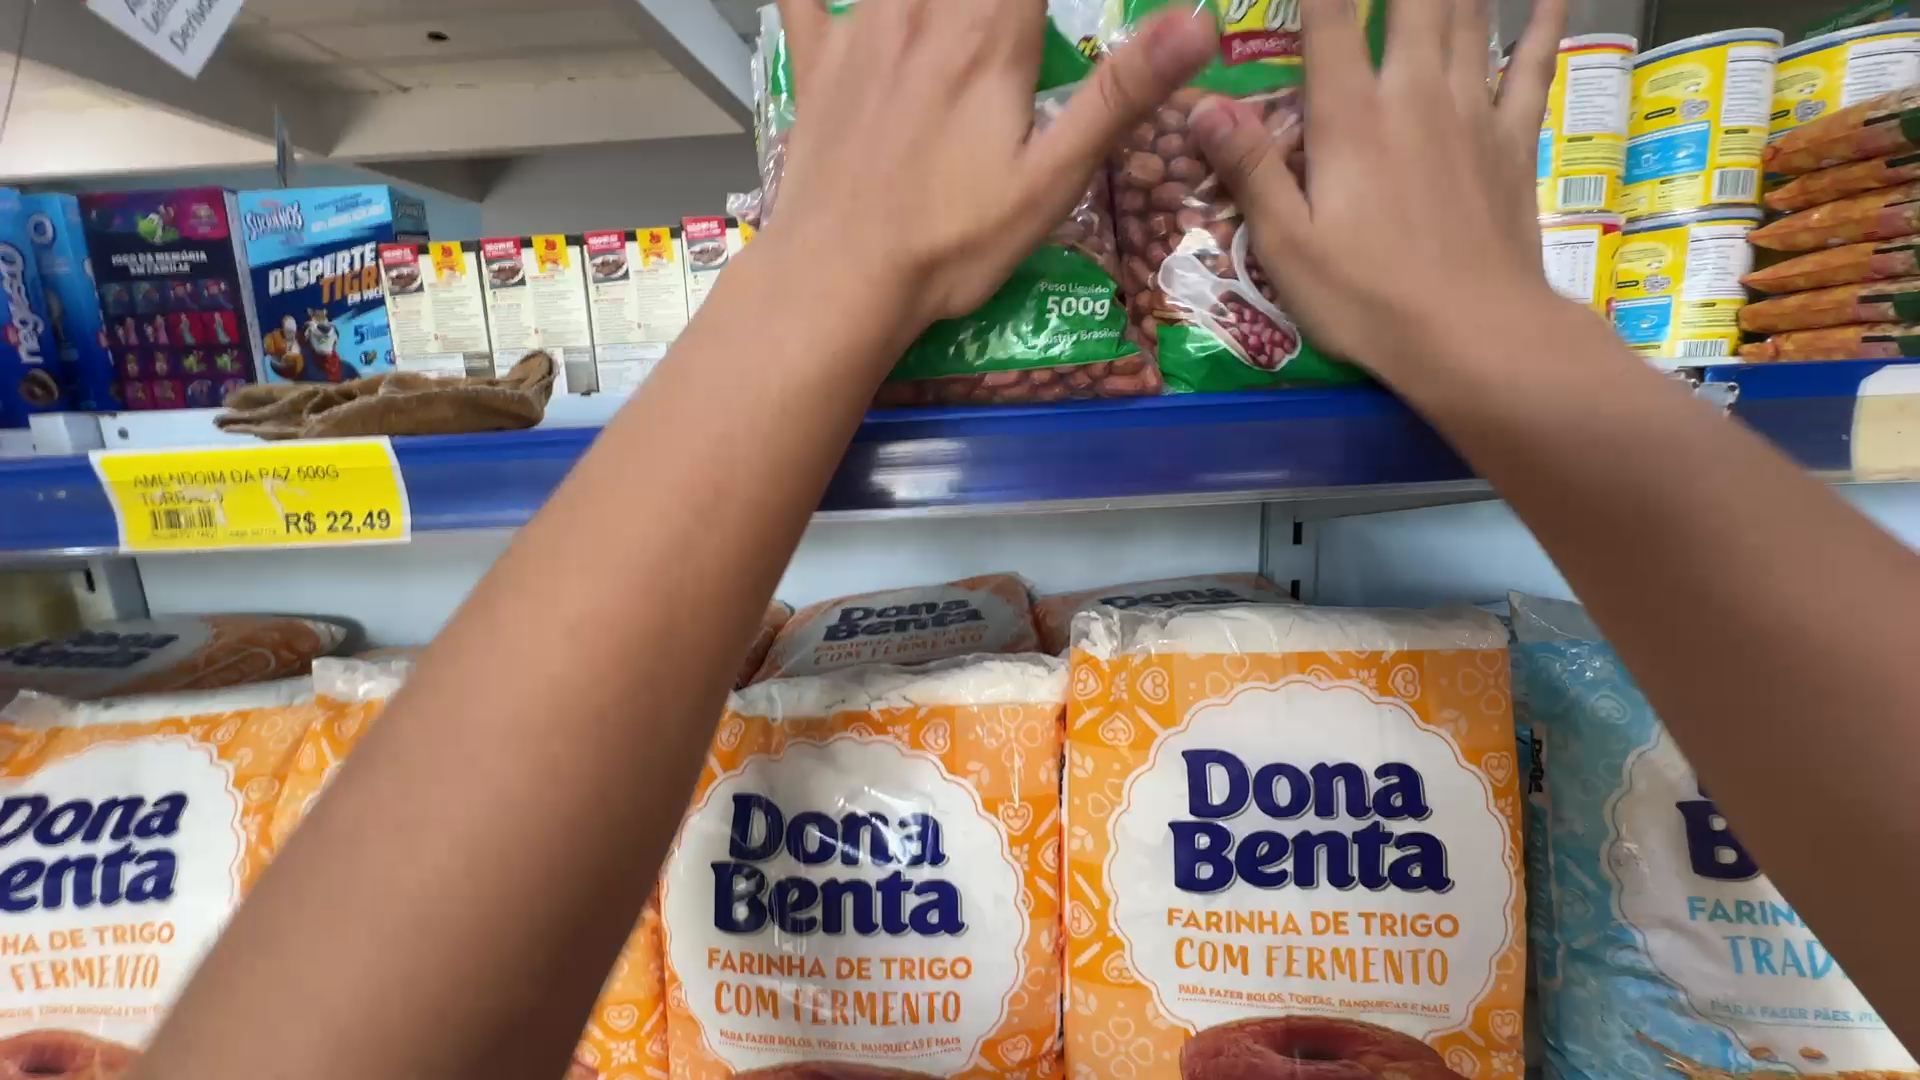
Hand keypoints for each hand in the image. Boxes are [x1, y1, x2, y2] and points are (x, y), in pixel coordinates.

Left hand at [768, 0, 1217, 352]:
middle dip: (994, 1)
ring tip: (949, 19)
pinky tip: (838, 6)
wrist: (844, 279)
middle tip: (1004, 28)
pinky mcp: (813, 64)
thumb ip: (1119, 95)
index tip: (1040, 24)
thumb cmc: (955, 243)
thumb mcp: (1051, 181)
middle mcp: (922, 4)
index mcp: (990, 30)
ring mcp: (858, 28)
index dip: (1042, 1)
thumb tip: (1202, 21)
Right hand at [1186, 0, 1573, 385]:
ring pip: (1470, 15)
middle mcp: (1415, 95)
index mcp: (1350, 122)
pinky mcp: (1512, 142)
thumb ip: (1250, 169)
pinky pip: (1533, 62)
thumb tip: (1202, 106)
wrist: (1468, 332)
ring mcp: (1473, 113)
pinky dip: (1541, 18)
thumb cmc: (1362, 297)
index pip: (1330, 21)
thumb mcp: (1285, 244)